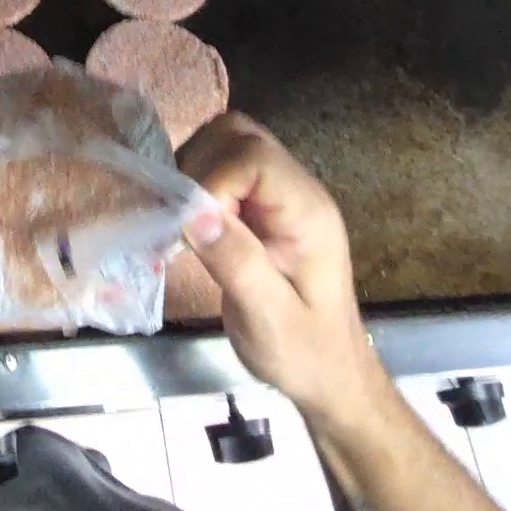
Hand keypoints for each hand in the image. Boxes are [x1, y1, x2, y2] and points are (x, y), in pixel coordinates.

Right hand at [178, 113, 384, 422]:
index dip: (213, 179)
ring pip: (227, 142)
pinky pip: (221, 165)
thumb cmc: (304, 353)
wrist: (330, 375)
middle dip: (198, 166)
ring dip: (194, 170)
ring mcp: (278, 193)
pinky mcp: (260, 203)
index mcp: (307, 211)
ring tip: (183, 221)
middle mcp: (295, 190)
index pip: (254, 156)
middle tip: (180, 216)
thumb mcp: (269, 319)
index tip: (192, 225)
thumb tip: (193, 211)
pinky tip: (190, 223)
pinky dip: (196, 181)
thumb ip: (236, 262)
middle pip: (239, 134)